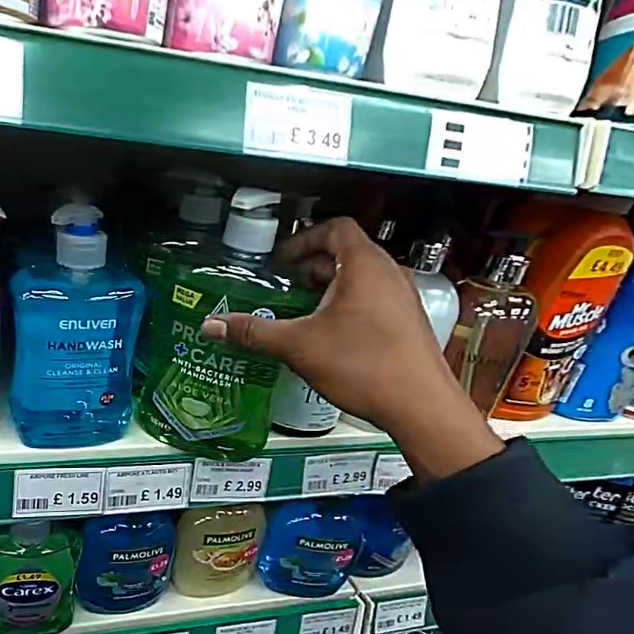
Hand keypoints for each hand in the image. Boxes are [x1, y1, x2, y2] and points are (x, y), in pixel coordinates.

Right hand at [201, 217, 504, 481]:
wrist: (420, 406)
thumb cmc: (366, 366)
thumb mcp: (299, 346)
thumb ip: (255, 332)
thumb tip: (213, 325)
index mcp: (365, 265)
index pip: (335, 228)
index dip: (304, 238)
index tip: (283, 258)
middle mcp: (389, 275)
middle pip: (348, 252)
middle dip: (314, 264)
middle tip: (287, 282)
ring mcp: (403, 299)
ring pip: (363, 278)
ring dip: (332, 286)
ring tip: (305, 308)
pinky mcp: (408, 324)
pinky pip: (375, 300)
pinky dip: (350, 305)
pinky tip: (332, 334)